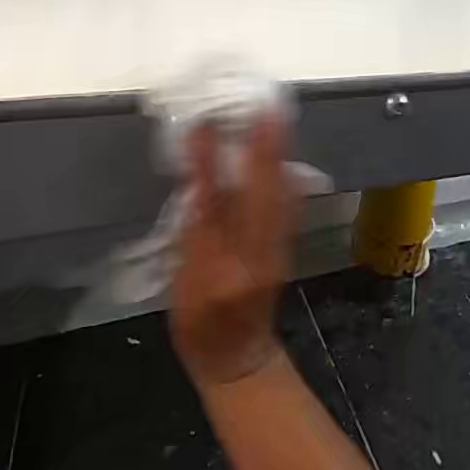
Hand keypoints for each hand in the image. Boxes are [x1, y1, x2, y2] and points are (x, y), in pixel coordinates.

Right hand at [170, 117, 296, 387]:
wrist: (239, 359)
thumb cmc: (200, 330)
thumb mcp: (180, 292)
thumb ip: (190, 244)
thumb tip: (198, 193)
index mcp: (216, 269)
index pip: (210, 209)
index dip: (207, 167)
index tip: (205, 128)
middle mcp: (253, 257)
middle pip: (259, 196)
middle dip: (262, 151)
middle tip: (265, 111)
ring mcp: (276, 252)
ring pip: (280, 198)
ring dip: (278, 158)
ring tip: (278, 121)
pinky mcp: (286, 250)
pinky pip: (289, 209)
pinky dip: (288, 179)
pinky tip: (288, 157)